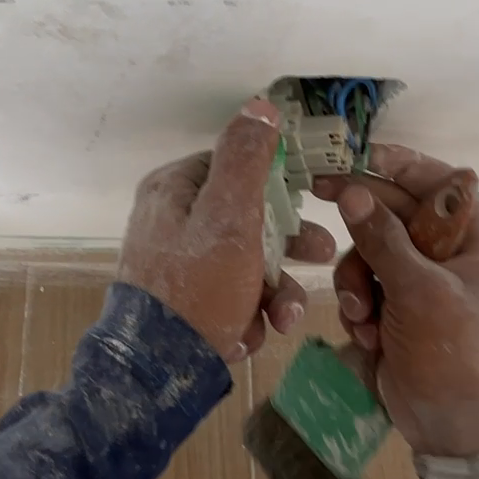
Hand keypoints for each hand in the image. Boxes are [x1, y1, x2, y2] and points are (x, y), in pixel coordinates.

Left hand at [117, 99, 336, 362]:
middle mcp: (172, 220)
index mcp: (175, 190)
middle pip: (247, 218)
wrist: (157, 373)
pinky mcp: (185, 301)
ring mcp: (177, 263)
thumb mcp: (229, 217)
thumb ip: (246, 160)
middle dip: (287, 247)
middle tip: (322, 258)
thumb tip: (261, 104)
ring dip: (272, 292)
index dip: (279, 184)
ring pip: (244, 263)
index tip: (313, 202)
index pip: (237, 168)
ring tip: (283, 319)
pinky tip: (246, 336)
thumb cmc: (198, 287)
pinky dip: (245, 315)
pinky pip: (229, 295)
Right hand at [311, 144, 478, 456]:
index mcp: (478, 241)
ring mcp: (422, 283)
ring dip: (356, 281)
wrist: (460, 434)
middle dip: (363, 227)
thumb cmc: (458, 356)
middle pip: (395, 214)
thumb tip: (353, 192)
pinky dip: (358, 306)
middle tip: (317, 191)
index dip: (397, 164)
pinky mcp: (398, 309)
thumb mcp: (422, 293)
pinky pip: (364, 286)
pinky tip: (366, 334)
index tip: (354, 155)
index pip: (438, 184)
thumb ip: (384, 240)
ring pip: (371, 253)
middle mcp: (451, 255)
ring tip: (360, 314)